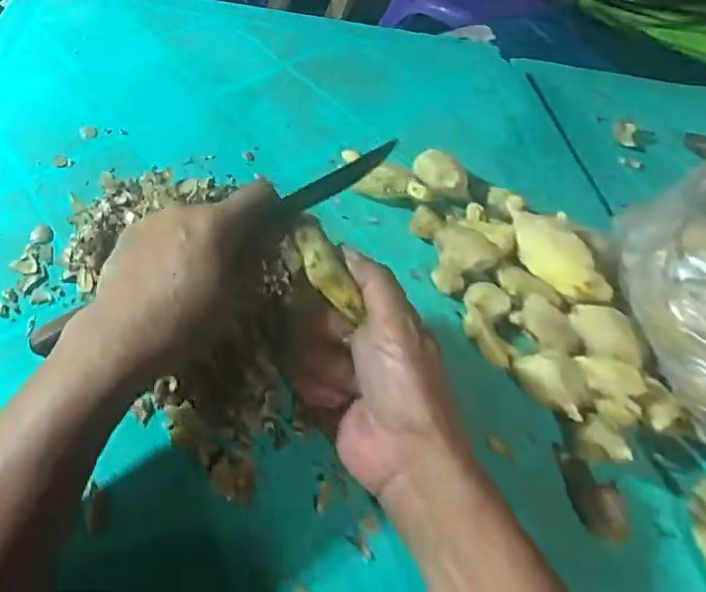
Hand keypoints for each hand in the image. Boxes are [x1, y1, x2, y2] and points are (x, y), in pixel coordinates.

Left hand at [59, 181, 281, 382]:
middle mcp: (183, 209)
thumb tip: (262, 243)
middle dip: (228, 233)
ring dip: (196, 240)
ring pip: (188, 222)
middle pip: (219, 211)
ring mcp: (152, 218)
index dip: (270, 208)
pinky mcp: (128, 232)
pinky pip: (162, 232)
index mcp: (215, 222)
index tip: (269, 231)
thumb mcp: (234, 301)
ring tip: (186, 279)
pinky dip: (168, 247)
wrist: (118, 336)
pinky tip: (158, 280)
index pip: (258, 193)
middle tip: (225, 270)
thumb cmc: (184, 324)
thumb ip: (252, 263)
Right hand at [291, 249, 467, 497]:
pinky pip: (301, 377)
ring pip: (305, 346)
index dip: (324, 279)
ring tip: (341, 382)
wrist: (405, 458)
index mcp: (384, 320)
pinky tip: (332, 398)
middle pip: (318, 315)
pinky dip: (313, 385)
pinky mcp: (323, 399)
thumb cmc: (403, 382)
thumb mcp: (397, 322)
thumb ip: (373, 280)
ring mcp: (341, 372)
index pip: (344, 287)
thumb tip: (345, 246)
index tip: (299, 270)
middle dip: (318, 327)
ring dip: (319, 362)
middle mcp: (361, 342)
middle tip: (334, 340)